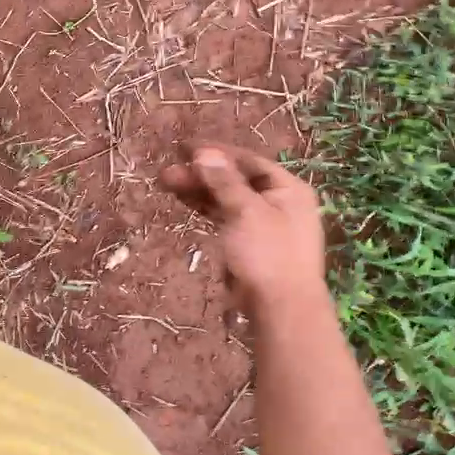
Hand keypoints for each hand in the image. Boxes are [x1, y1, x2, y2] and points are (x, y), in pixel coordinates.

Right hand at [159, 144, 325, 311]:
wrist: (279, 305)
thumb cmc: (267, 253)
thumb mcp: (245, 211)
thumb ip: (224, 180)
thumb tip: (204, 153)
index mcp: (287, 189)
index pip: (247, 161)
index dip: (216, 152)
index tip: (183, 148)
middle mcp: (277, 201)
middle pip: (234, 178)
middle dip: (201, 172)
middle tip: (167, 171)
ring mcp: (262, 221)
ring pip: (225, 196)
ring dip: (198, 188)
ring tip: (166, 182)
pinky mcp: (247, 239)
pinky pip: (223, 213)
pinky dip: (204, 205)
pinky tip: (184, 200)